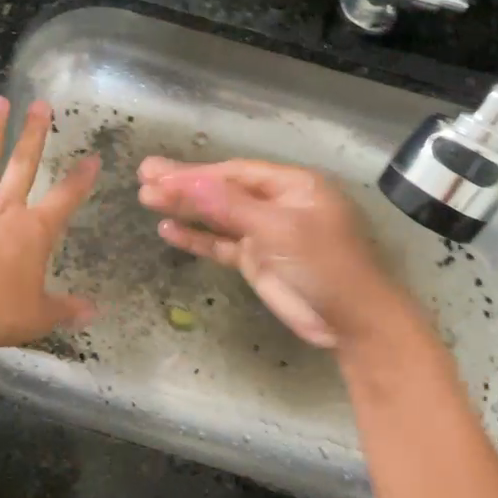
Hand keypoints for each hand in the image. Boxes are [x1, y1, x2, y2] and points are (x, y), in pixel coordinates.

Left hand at [0, 96, 99, 353]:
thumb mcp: (38, 316)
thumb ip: (66, 310)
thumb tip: (94, 313)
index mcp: (33, 231)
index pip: (65, 199)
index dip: (81, 179)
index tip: (93, 157)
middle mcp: (4, 209)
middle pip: (24, 164)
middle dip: (34, 133)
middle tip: (41, 104)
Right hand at [136, 158, 399, 350]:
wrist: (354, 324)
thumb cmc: (325, 265)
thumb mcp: (278, 230)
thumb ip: (229, 206)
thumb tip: (186, 180)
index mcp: (292, 186)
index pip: (234, 173)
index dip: (196, 174)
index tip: (159, 175)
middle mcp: (278, 204)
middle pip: (223, 190)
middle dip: (184, 185)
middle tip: (143, 176)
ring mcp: (267, 233)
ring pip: (218, 216)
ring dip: (185, 209)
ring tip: (145, 198)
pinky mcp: (258, 261)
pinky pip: (221, 245)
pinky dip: (196, 238)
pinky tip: (168, 230)